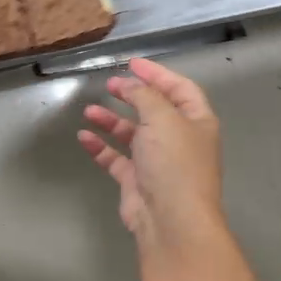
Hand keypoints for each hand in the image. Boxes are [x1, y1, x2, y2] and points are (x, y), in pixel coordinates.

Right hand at [77, 58, 225, 250]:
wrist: (170, 217)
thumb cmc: (174, 164)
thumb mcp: (162, 120)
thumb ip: (144, 97)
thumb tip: (129, 85)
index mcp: (196, 122)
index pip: (180, 89)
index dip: (158, 74)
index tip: (132, 63)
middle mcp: (179, 139)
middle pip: (155, 109)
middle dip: (132, 95)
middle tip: (110, 84)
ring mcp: (157, 160)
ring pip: (132, 133)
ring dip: (111, 120)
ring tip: (89, 111)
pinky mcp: (136, 178)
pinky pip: (115, 157)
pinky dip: (100, 146)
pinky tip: (84, 137)